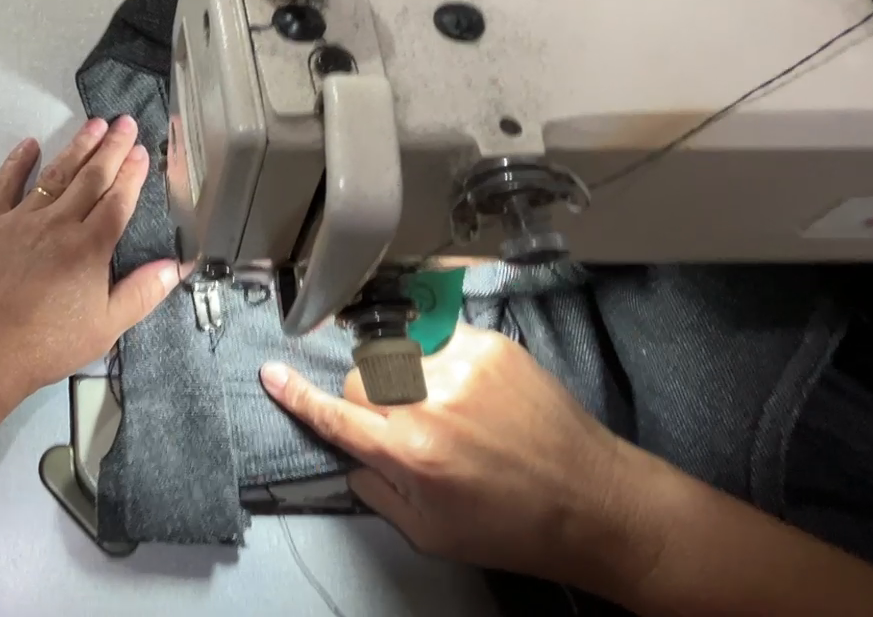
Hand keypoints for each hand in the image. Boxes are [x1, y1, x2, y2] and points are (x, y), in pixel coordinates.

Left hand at [0, 117, 182, 411]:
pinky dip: (17, 161)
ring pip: (54, 173)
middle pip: (90, 177)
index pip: (117, 199)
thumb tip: (175, 266)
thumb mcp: (104, 328)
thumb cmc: (44, 344)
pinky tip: (29, 145)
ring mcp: (19, 219)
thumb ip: (141, 293)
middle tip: (125, 122)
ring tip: (93, 125)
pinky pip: (4, 184)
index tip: (142, 151)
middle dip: (111, 147)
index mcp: (88, 247)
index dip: (132, 173)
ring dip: (76, 147)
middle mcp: (57, 223)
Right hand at [261, 324, 656, 593]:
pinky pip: (435, 339)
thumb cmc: (515, 528)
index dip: (296, 395)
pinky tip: (473, 391)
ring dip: (407, 379)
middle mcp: (429, 405)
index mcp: (410, 455)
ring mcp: (460, 368)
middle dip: (372, 401)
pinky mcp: (488, 346)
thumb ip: (375, 491)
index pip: (333, 415)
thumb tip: (347, 454)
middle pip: (359, 377)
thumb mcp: (431, 533)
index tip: (271, 373)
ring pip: (394, 355)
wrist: (601, 505)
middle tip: (408, 426)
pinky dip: (442, 362)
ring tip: (450, 409)